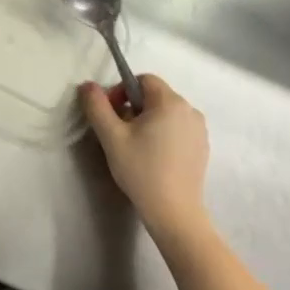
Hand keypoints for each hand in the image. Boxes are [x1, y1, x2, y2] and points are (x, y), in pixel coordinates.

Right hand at [79, 74, 210, 228]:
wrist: (173, 210)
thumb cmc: (140, 170)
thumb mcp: (111, 137)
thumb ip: (97, 106)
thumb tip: (87, 85)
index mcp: (170, 102)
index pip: (143, 79)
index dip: (121, 91)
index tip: (110, 116)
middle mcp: (190, 110)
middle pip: (155, 96)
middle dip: (133, 108)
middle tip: (119, 134)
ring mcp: (199, 129)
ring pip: (167, 113)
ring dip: (148, 121)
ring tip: (136, 147)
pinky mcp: (202, 147)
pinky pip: (178, 129)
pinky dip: (163, 134)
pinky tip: (154, 158)